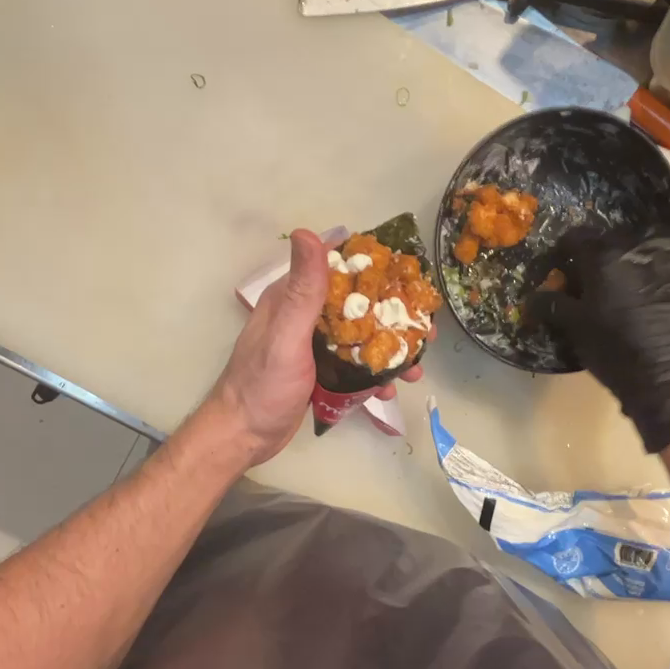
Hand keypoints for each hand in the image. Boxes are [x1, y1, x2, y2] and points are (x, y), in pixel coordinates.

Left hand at [202, 229, 425, 466]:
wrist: (243, 436)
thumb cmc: (262, 386)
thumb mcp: (286, 336)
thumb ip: (303, 290)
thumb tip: (308, 232)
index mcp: (292, 297)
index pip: (336, 266)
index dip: (374, 267)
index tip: (410, 276)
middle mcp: (304, 316)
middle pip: (357, 304)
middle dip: (393, 315)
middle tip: (425, 329)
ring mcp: (312, 346)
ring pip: (360, 337)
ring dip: (390, 349)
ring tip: (417, 367)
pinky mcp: (319, 372)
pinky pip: (355, 366)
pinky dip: (375, 375)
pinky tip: (391, 390)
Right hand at [530, 226, 669, 452]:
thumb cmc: (618, 354)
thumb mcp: (576, 330)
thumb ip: (553, 305)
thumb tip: (533, 296)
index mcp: (604, 255)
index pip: (577, 236)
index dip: (568, 250)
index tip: (566, 266)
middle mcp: (642, 243)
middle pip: (617, 238)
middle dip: (608, 254)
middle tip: (605, 279)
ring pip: (656, 239)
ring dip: (646, 252)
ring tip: (643, 276)